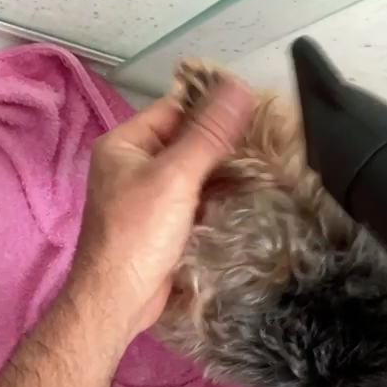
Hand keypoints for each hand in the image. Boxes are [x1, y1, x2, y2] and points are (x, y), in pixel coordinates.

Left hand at [66, 77, 255, 340]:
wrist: (117, 299)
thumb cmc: (136, 236)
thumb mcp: (175, 176)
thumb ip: (209, 133)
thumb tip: (240, 87)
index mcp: (123, 144)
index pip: (175, 109)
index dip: (213, 109)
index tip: (256, 110)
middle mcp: (131, 166)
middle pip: (185, 141)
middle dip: (223, 143)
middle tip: (269, 140)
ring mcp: (145, 197)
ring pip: (191, 173)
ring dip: (222, 172)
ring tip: (266, 165)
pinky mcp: (159, 225)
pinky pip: (191, 200)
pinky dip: (215, 198)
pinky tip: (245, 195)